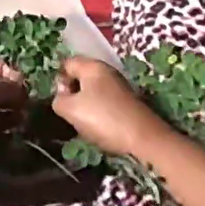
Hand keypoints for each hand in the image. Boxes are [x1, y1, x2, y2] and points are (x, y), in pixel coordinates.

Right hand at [51, 56, 175, 158]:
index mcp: (92, 66)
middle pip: (80, 78)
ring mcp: (120, 86)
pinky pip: (106, 102)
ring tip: (87, 124)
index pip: (66, 64)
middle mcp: (107, 71)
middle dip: (73, 95)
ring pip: (92, 92)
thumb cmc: (105, 119)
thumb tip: (62, 98)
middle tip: (73, 113)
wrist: (147, 140)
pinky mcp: (129, 102)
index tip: (62, 100)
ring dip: (86, 106)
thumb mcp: (70, 110)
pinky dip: (101, 113)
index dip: (59, 81)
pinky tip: (103, 128)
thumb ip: (58, 100)